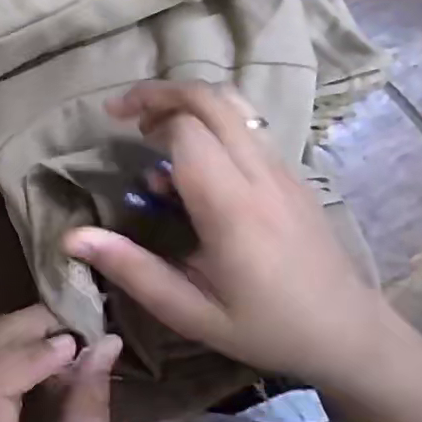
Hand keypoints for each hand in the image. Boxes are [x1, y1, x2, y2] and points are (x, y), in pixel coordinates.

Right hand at [62, 81, 390, 385]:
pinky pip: (247, 123)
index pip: (186, 131)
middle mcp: (259, 173)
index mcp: (232, 207)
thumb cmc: (265, 327)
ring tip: (152, 124)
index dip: (149, 120)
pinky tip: (191, 154)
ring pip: (233, 103)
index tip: (118, 129)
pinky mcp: (290, 170)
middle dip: (161, 92)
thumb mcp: (190, 312)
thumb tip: (72, 238)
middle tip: (124, 110)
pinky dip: (210, 117)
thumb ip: (131, 269)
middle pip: (210, 99)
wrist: (348, 330)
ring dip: (187, 99)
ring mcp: (280, 167)